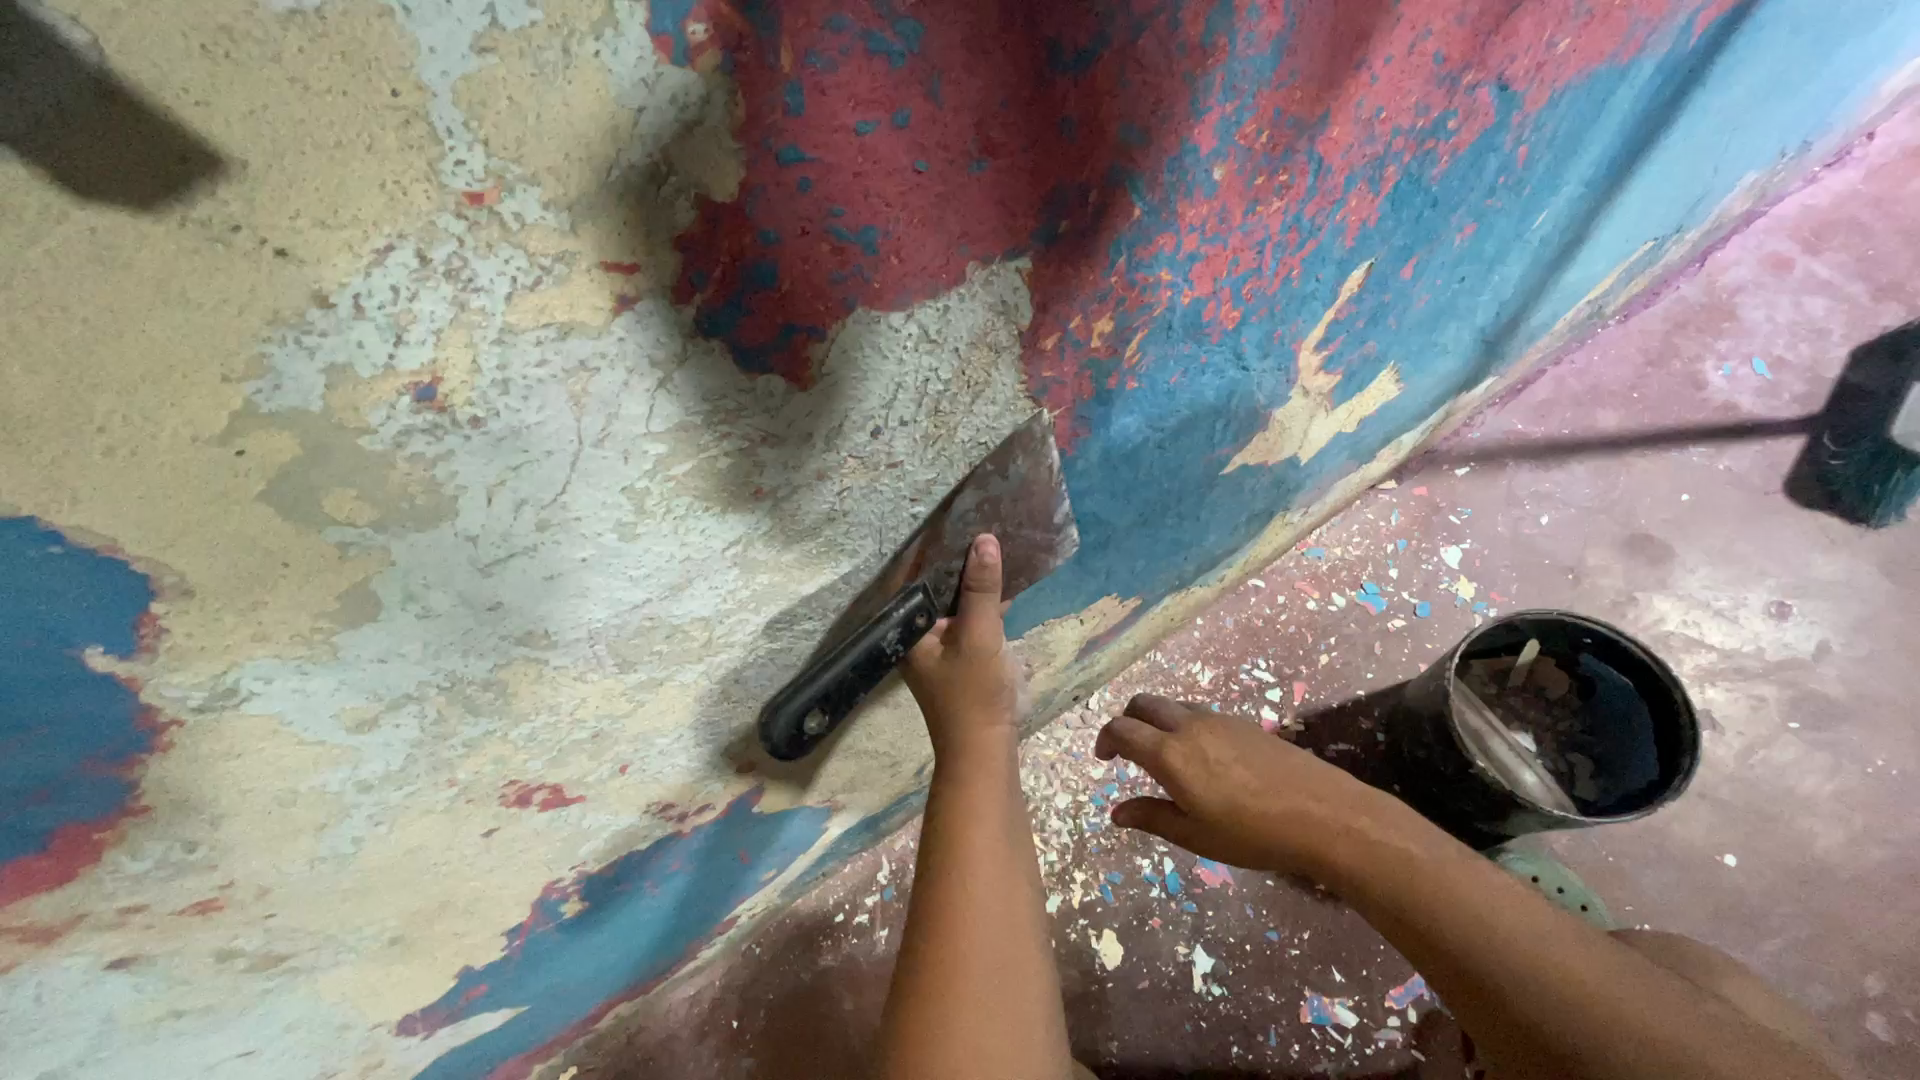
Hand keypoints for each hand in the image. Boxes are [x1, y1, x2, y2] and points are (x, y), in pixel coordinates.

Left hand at [902, 534, 1019, 759]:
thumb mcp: (980, 634)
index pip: (910, 578)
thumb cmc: (974, 694)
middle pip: (932, 589)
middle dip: (954, 563)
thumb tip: (984, 540)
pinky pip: (967, 620)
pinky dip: (980, 604)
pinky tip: (1001, 585)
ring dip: (970, 582)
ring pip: (952, 604)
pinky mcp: (958, 658)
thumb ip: (981, 589)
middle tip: (975, 526)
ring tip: (990, 546)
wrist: (984, 751)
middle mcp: (917, 636)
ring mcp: (938, 649)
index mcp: (909, 630)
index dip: (928, 549)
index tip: (950, 520)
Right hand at [1094, 694, 1411, 879]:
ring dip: (1156, 721)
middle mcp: (1189, 726)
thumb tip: (1117, 813)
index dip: (1105, 740)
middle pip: (1143, 704)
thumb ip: (1152, 817)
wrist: (1323, 814)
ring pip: (1173, 705)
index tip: (1104, 759)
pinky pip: (1200, 713)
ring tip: (1164, 755)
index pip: (1122, 730)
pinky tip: (1202, 758)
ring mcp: (1219, 720)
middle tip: (1127, 750)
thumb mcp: (1195, 835)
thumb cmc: (1252, 834)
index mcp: (1169, 754)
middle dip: (1127, 720)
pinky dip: (1184, 724)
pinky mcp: (1244, 724)